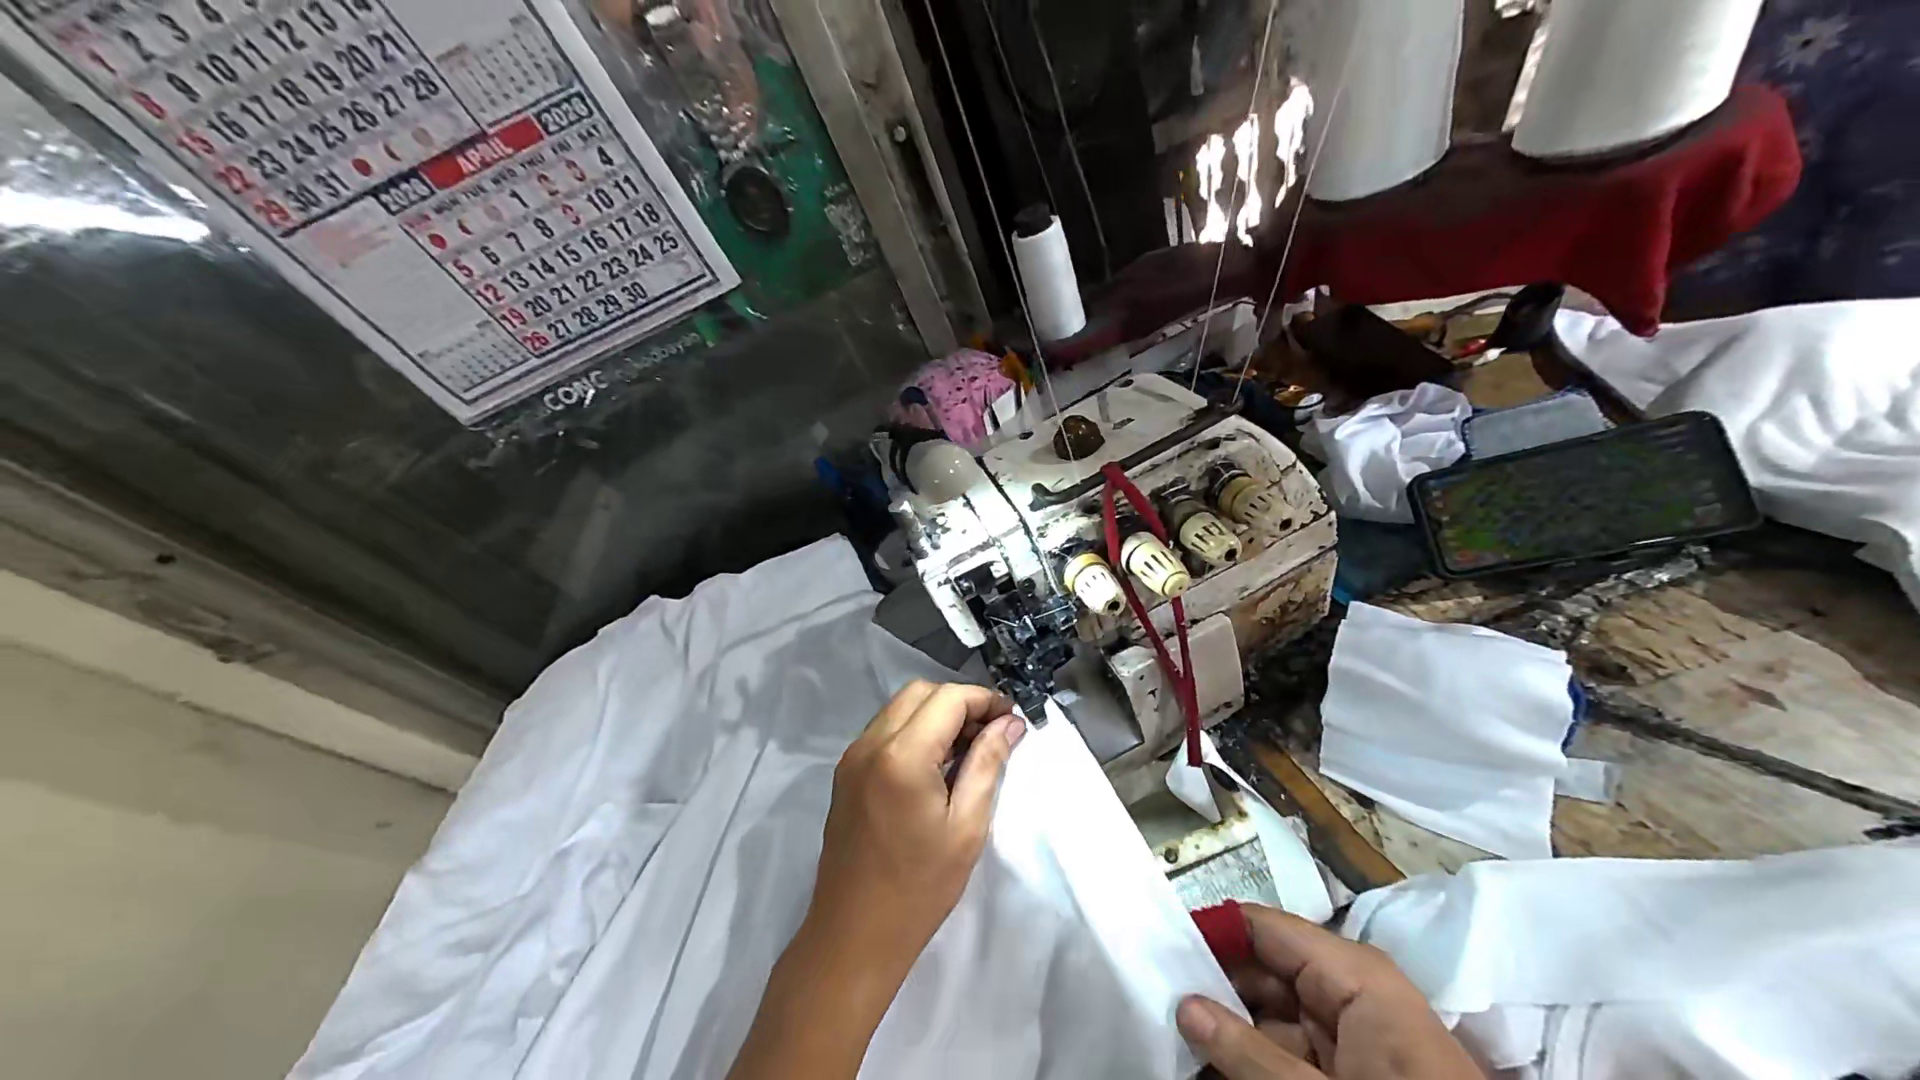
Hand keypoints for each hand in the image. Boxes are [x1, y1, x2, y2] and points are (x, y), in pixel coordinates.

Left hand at [727, 681, 1023, 1079]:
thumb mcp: (967, 826)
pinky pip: (884, 729)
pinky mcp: (845, 771)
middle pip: (921, 692)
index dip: (984, 700)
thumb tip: (1010, 722)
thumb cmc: (919, 888)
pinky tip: (935, 764)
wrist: (854, 934)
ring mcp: (852, 756)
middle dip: (960, 702)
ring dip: (936, 714)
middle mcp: (870, 743)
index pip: (948, 698)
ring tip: (967, 750)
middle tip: (990, 734)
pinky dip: (914, 730)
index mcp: (901, 755)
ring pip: (900, 707)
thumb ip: (988, 763)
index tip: (1011, 720)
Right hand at [1177, 906, 1482, 1079]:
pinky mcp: (1352, 1065)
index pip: (1262, 925)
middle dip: (1212, 985)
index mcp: (1351, 971)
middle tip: (1158, 999)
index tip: (1157, 944)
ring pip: (1269, 1011)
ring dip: (1226, 1025)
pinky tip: (1211, 1060)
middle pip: (1261, 967)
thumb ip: (1249, 1054)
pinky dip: (1252, 1055)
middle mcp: (1349, 987)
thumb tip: (1182, 1005)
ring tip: (1174, 1033)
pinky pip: (1288, 1047)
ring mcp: (1352, 1030)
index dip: (1210, 930)